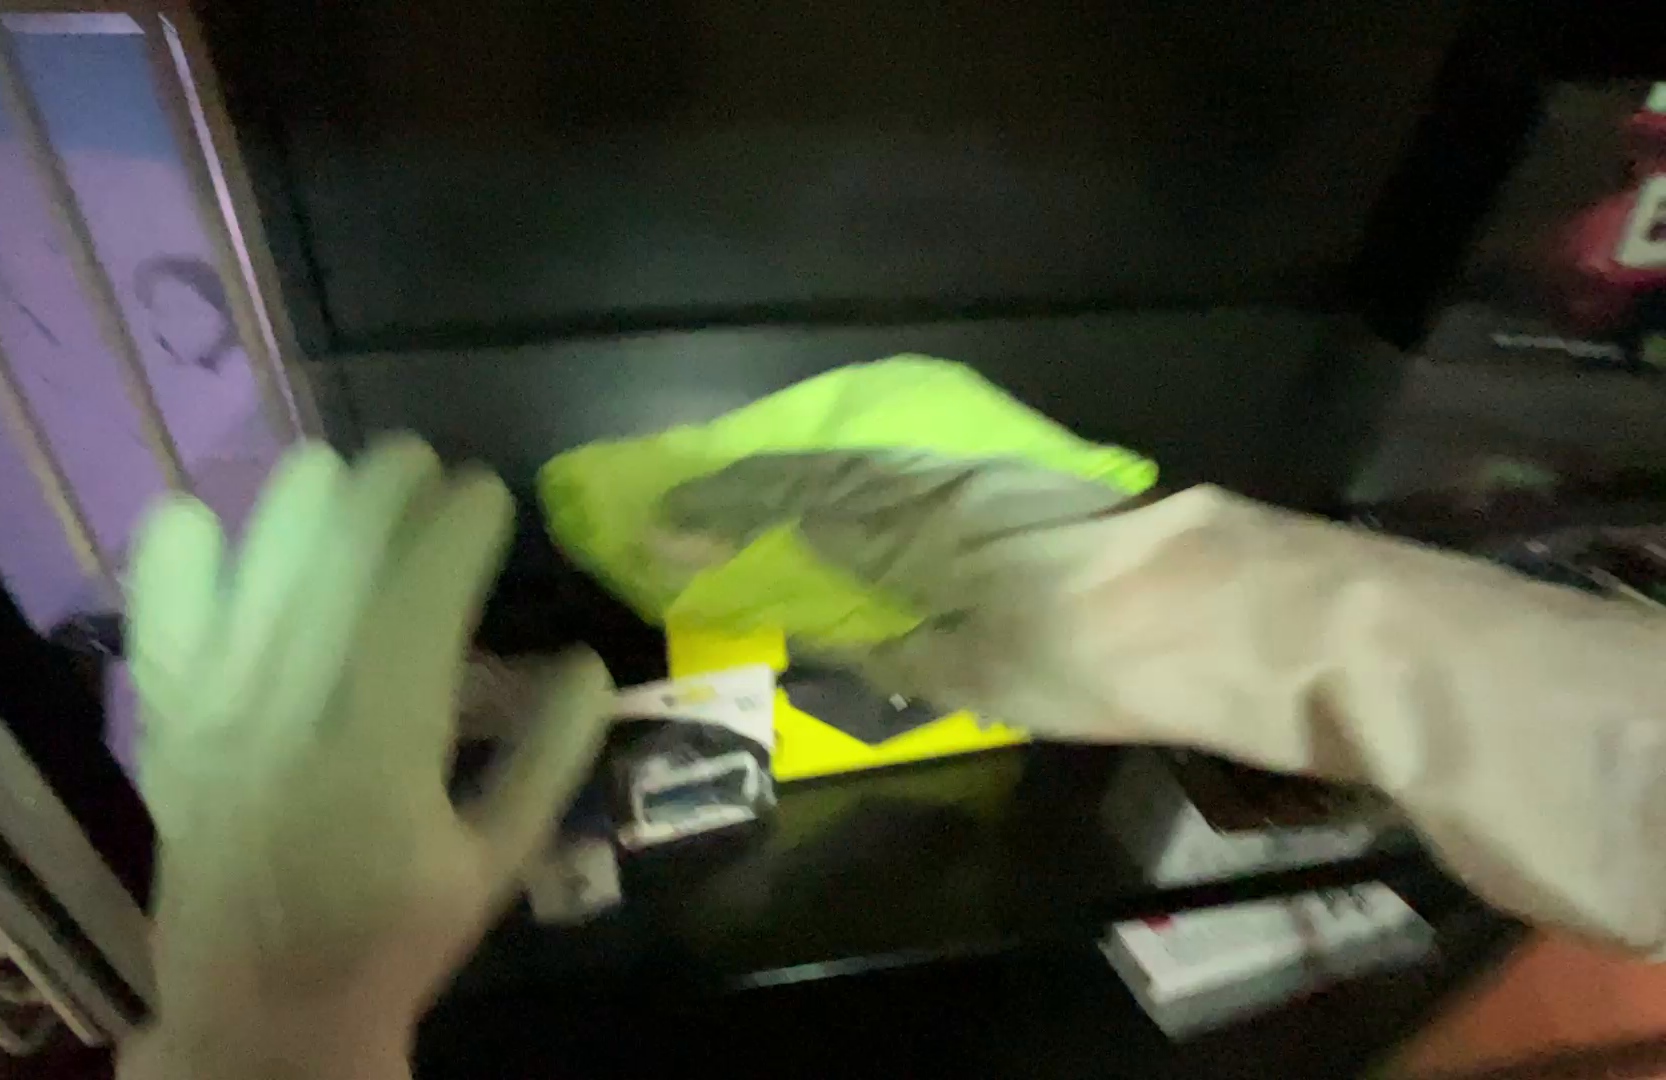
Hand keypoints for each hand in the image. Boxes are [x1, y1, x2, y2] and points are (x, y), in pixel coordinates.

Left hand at [121, 438, 612, 1076]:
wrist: (261, 1020)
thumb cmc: (399, 935)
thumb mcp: (501, 863)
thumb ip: (551, 761)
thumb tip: (589, 664)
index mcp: (378, 765)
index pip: (416, 615)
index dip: (454, 539)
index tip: (486, 490)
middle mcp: (284, 731)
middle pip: (331, 582)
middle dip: (380, 503)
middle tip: (420, 457)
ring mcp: (212, 732)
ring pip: (249, 591)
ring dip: (292, 514)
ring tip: (335, 461)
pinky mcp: (167, 743)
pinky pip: (158, 641)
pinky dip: (169, 572)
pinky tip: (190, 513)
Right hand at [658, 449, 1138, 732]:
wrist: (1220, 607)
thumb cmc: (1085, 658)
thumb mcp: (973, 676)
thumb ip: (884, 650)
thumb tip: (817, 635)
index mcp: (907, 539)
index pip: (791, 513)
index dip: (721, 513)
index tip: (663, 519)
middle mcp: (925, 490)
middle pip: (815, 474)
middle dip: (741, 484)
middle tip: (687, 497)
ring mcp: (966, 475)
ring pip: (855, 463)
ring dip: (789, 474)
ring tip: (742, 490)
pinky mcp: (1001, 477)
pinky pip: (896, 469)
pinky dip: (845, 476)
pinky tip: (837, 488)